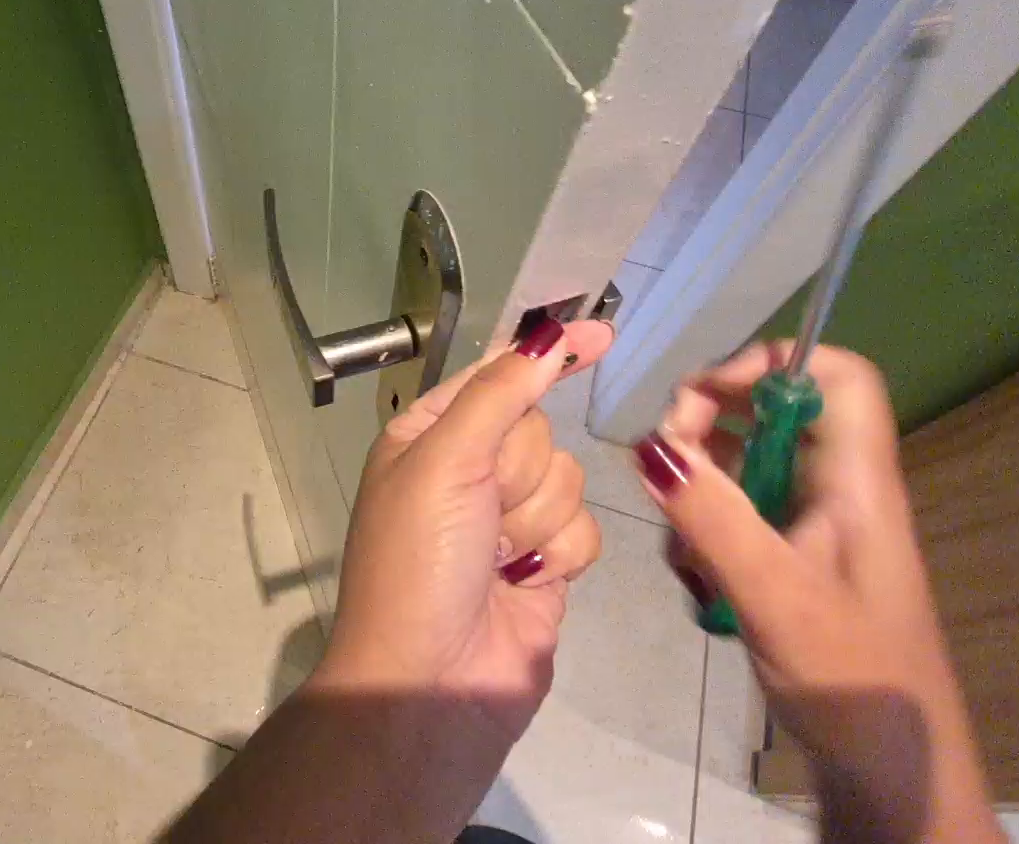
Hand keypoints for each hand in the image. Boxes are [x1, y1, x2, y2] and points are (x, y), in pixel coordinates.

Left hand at [314, 317, 614, 736]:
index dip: (542, 353)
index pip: (494, 376)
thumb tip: (546, 337)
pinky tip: (524, 582)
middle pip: (536, 428)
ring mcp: (508, 517)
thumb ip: (498, 395)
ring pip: (565, 477)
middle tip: (481, 512)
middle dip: (516, 471)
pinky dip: (559, 555)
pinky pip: (583, 529)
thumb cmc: (419, 561)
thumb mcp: (442, 462)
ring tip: (495, 557)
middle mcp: (466, 469)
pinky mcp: (546, 561)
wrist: (431, 685)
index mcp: (427, 436)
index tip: (599, 333)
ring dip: (535, 519)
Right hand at [636, 342, 1001, 843]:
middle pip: (768, 408)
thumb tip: (648, 445)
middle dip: (703, 424)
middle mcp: (833, 487)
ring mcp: (808, 521)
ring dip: (694, 485)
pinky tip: (693, 572)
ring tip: (679, 541)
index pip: (835, 375)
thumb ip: (711, 517)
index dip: (767, 365)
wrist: (888, 774)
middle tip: (661, 464)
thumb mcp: (772, 594)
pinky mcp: (787, 553)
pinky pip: (732, 507)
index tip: (702, 399)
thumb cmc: (851, 679)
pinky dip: (700, 525)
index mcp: (855, 481)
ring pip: (738, 459)